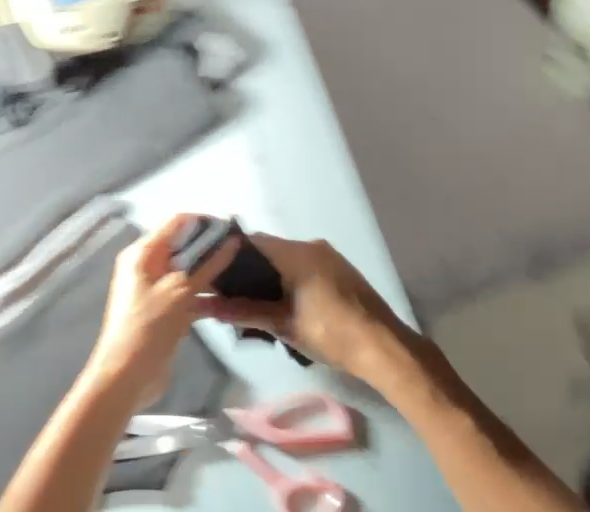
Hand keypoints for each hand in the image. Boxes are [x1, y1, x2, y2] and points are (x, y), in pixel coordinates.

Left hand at [85, 215, 238, 405]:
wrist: (125, 378)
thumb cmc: (149, 327)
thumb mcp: (180, 292)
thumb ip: (208, 265)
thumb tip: (232, 241)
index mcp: (142, 252)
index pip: (177, 222)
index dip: (205, 222)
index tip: (234, 229)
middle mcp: (146, 265)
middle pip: (182, 245)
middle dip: (210, 247)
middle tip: (243, 252)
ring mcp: (154, 289)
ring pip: (187, 271)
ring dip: (210, 272)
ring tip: (242, 272)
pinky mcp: (162, 310)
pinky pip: (186, 293)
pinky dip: (204, 295)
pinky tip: (229, 299)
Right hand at [199, 234, 415, 384]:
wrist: (383, 347)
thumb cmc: (330, 334)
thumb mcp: (283, 325)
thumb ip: (244, 311)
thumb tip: (206, 306)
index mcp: (296, 253)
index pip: (252, 241)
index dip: (229, 254)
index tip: (212, 271)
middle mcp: (311, 246)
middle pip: (269, 249)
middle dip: (248, 268)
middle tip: (228, 291)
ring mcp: (329, 256)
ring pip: (287, 257)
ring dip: (269, 274)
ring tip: (252, 299)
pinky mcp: (340, 269)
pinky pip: (304, 265)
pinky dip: (288, 277)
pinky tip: (282, 300)